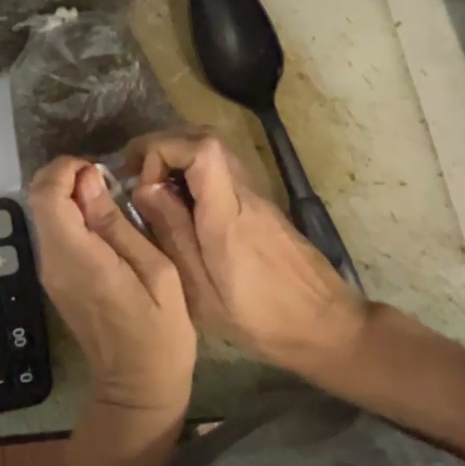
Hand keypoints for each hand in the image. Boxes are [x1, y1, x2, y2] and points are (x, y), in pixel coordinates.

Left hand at [29, 157, 196, 411]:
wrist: (138, 387)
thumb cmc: (161, 332)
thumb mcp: (157, 272)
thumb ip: (117, 224)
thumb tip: (90, 180)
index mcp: (79, 258)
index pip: (48, 195)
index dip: (66, 169)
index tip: (98, 169)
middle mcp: (53, 261)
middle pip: (38, 199)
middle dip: (64, 177)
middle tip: (103, 180)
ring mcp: (49, 272)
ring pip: (42, 212)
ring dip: (65, 194)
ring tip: (105, 197)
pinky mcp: (53, 279)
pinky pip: (51, 231)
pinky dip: (67, 214)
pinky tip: (98, 221)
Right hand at [126, 130, 365, 373]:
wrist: (327, 328)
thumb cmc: (261, 319)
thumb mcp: (203, 292)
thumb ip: (174, 235)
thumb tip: (145, 188)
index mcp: (228, 214)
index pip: (202, 149)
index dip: (163, 150)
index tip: (143, 181)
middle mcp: (244, 193)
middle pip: (206, 137)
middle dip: (163, 146)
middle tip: (137, 173)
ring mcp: (257, 195)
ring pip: (214, 149)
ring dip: (177, 156)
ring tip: (153, 187)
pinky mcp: (261, 204)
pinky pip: (222, 169)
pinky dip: (193, 172)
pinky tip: (181, 204)